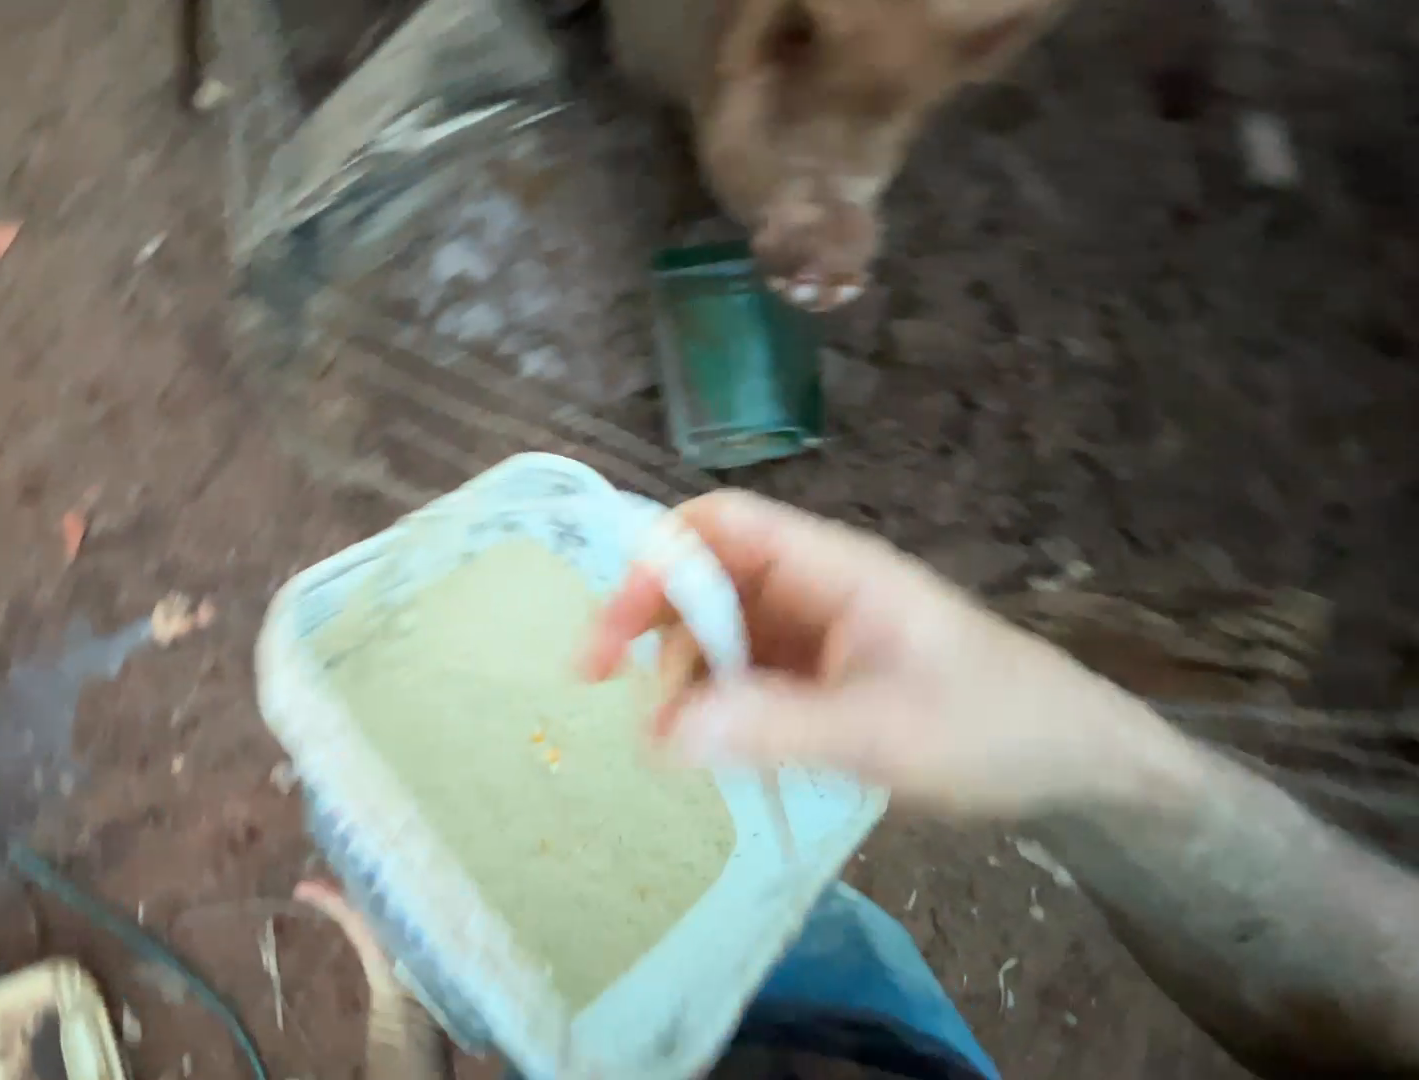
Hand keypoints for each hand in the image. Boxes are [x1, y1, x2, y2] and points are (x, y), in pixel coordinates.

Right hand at [579, 491, 1182, 818]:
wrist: (1079, 769)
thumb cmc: (1000, 728)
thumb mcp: (888, 731)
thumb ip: (775, 729)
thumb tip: (659, 738)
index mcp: (828, 568)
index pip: (720, 526)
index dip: (655, 559)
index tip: (612, 625)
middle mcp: (802, 588)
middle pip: (697, 576)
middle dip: (641, 620)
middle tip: (596, 680)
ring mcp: (799, 632)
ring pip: (705, 630)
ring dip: (670, 674)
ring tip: (661, 740)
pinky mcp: (801, 674)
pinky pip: (730, 674)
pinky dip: (701, 704)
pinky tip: (697, 744)